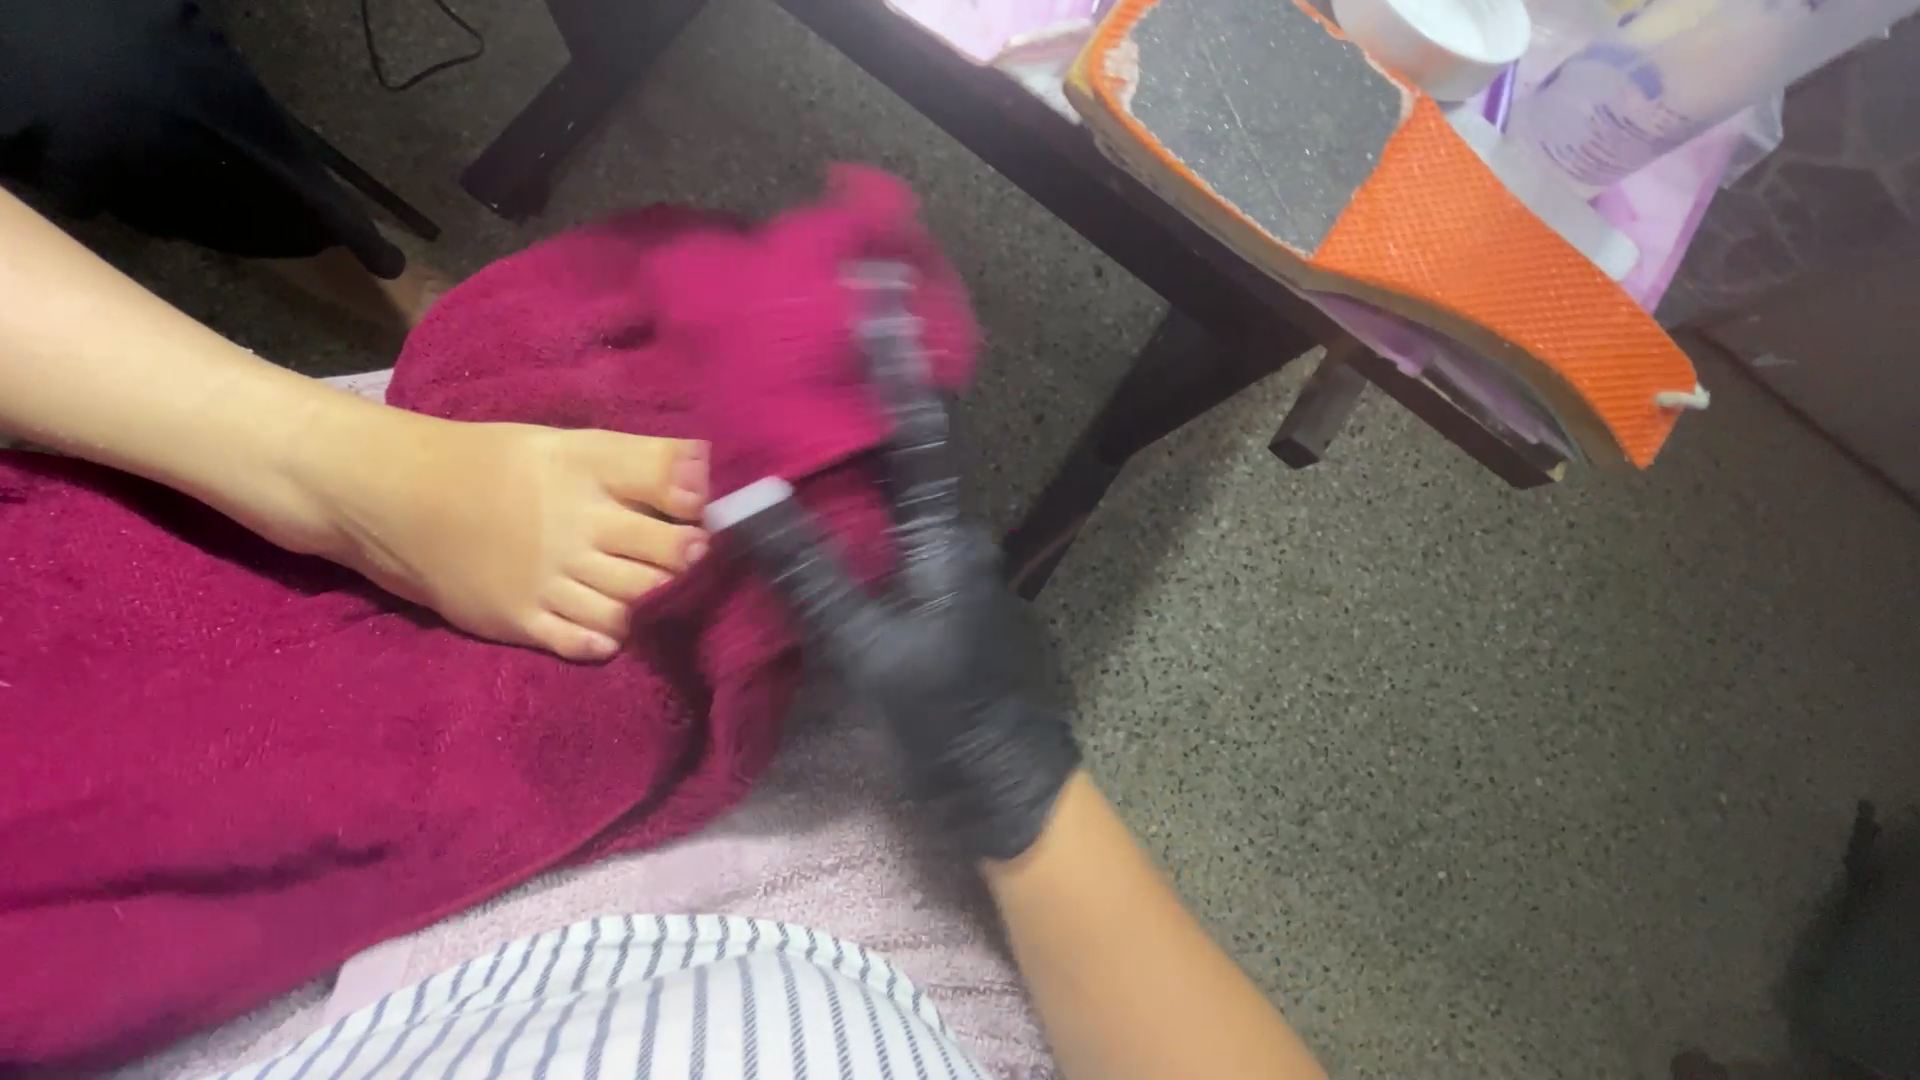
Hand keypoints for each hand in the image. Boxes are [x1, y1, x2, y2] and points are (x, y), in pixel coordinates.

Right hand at [293, 406, 709, 661]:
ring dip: (661, 604)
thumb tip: (709, 469)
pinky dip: (609, 640)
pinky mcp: (518, 619)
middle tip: (698, 563)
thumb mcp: (572, 445)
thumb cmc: (501, 466)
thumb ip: (644, 460)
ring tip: (670, 599)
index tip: (707, 516)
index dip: (703, 506)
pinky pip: (582, 642)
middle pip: (665, 556)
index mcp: (589, 470)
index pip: (671, 484)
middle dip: (691, 563)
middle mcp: (574, 525)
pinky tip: (620, 630)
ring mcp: (547, 578)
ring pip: (634, 604)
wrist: (396, 496)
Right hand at [710, 263, 1079, 859]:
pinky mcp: (926, 586)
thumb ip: (810, 573)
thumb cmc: (942, 714)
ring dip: (855, 442)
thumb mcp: (869, 647)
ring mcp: (940, 558)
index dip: (896, 362)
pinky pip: (885, 523)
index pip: (919, 433)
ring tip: (800, 397)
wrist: (996, 775)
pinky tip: (811, 486)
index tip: (878, 292)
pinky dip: (849, 496)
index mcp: (944, 534)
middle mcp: (948, 532)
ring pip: (893, 485)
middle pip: (906, 446)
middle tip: (820, 333)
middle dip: (869, 389)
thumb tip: (744, 497)